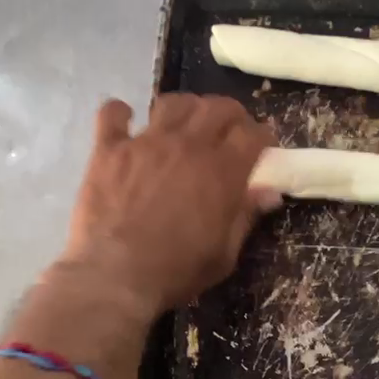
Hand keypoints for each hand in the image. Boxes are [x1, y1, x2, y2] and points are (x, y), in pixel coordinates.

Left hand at [53, 95, 275, 320]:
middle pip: (216, 108)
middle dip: (231, 114)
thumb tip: (270, 192)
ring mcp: (145, 143)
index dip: (263, 135)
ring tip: (186, 122)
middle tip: (231, 130)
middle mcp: (187, 146)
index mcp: (222, 172)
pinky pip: (112, 114)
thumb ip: (246, 217)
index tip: (264, 145)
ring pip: (172, 103)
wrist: (117, 275)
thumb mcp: (225, 254)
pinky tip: (126, 120)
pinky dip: (120, 112)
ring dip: (186, 107)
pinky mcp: (108, 149)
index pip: (252, 135)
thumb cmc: (178, 271)